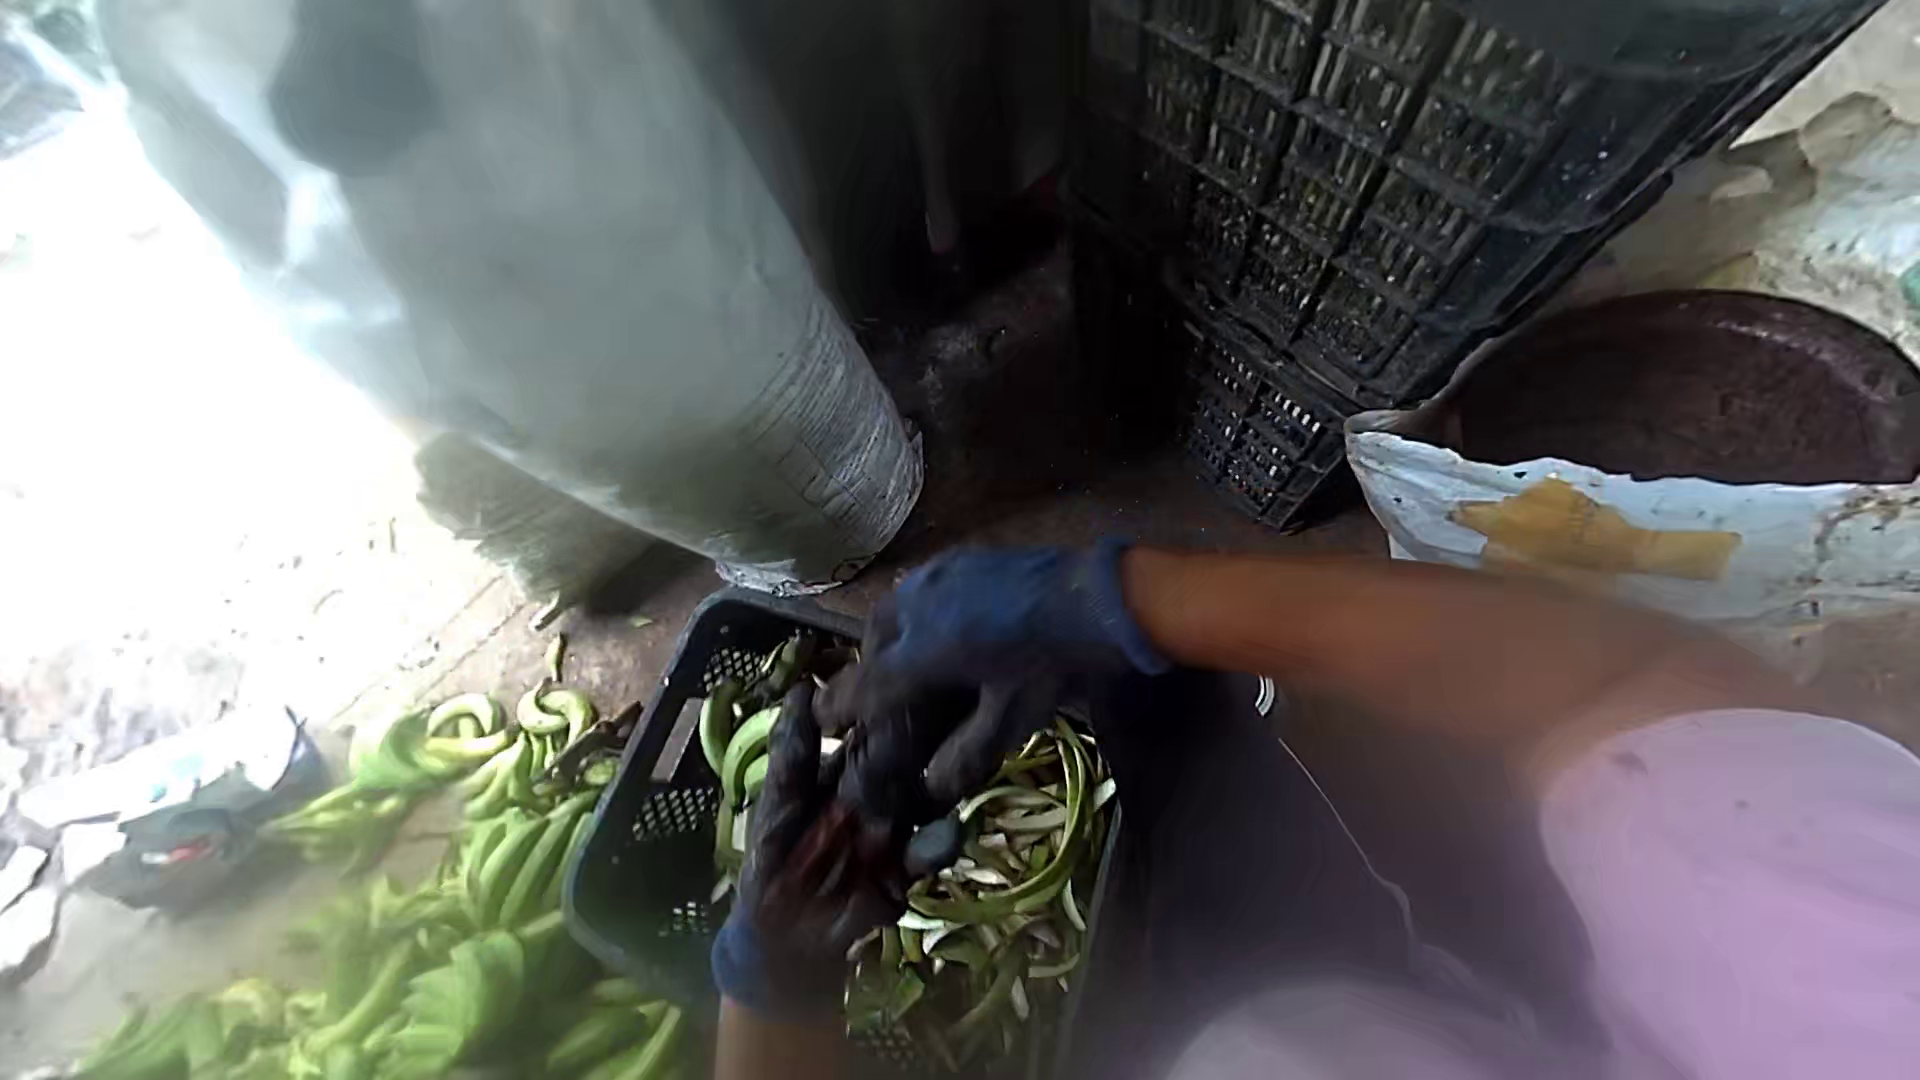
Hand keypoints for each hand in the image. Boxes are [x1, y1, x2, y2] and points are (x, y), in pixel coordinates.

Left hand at [712, 684, 941, 1019]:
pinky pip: (932, 851)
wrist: (782, 938)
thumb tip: (803, 687)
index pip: (879, 729)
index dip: (893, 707)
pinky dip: (940, 843)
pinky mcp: (909, 867)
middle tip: (946, 718)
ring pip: (930, 799)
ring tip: (948, 775)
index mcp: (852, 767)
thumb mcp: (779, 800)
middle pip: (913, 759)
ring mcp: (901, 826)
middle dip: (926, 742)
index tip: (910, 677)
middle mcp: (884, 790)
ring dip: (940, 788)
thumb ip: (793, 749)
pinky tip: (945, 833)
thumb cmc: (773, 857)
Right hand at [816, 541, 1166, 805]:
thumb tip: (932, 791)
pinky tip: (940, 619)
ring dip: (890, 634)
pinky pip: (918, 587)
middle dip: (870, 666)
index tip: (822, 717)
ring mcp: (936, 575)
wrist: (1093, 598)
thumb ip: (965, 754)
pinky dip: (914, 609)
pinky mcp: (957, 559)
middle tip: (884, 687)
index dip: (841, 704)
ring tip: (910, 653)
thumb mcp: (1010, 716)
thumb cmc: (1050, 663)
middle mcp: (918, 606)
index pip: (869, 683)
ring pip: (892, 608)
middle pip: (873, 639)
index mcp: (925, 650)